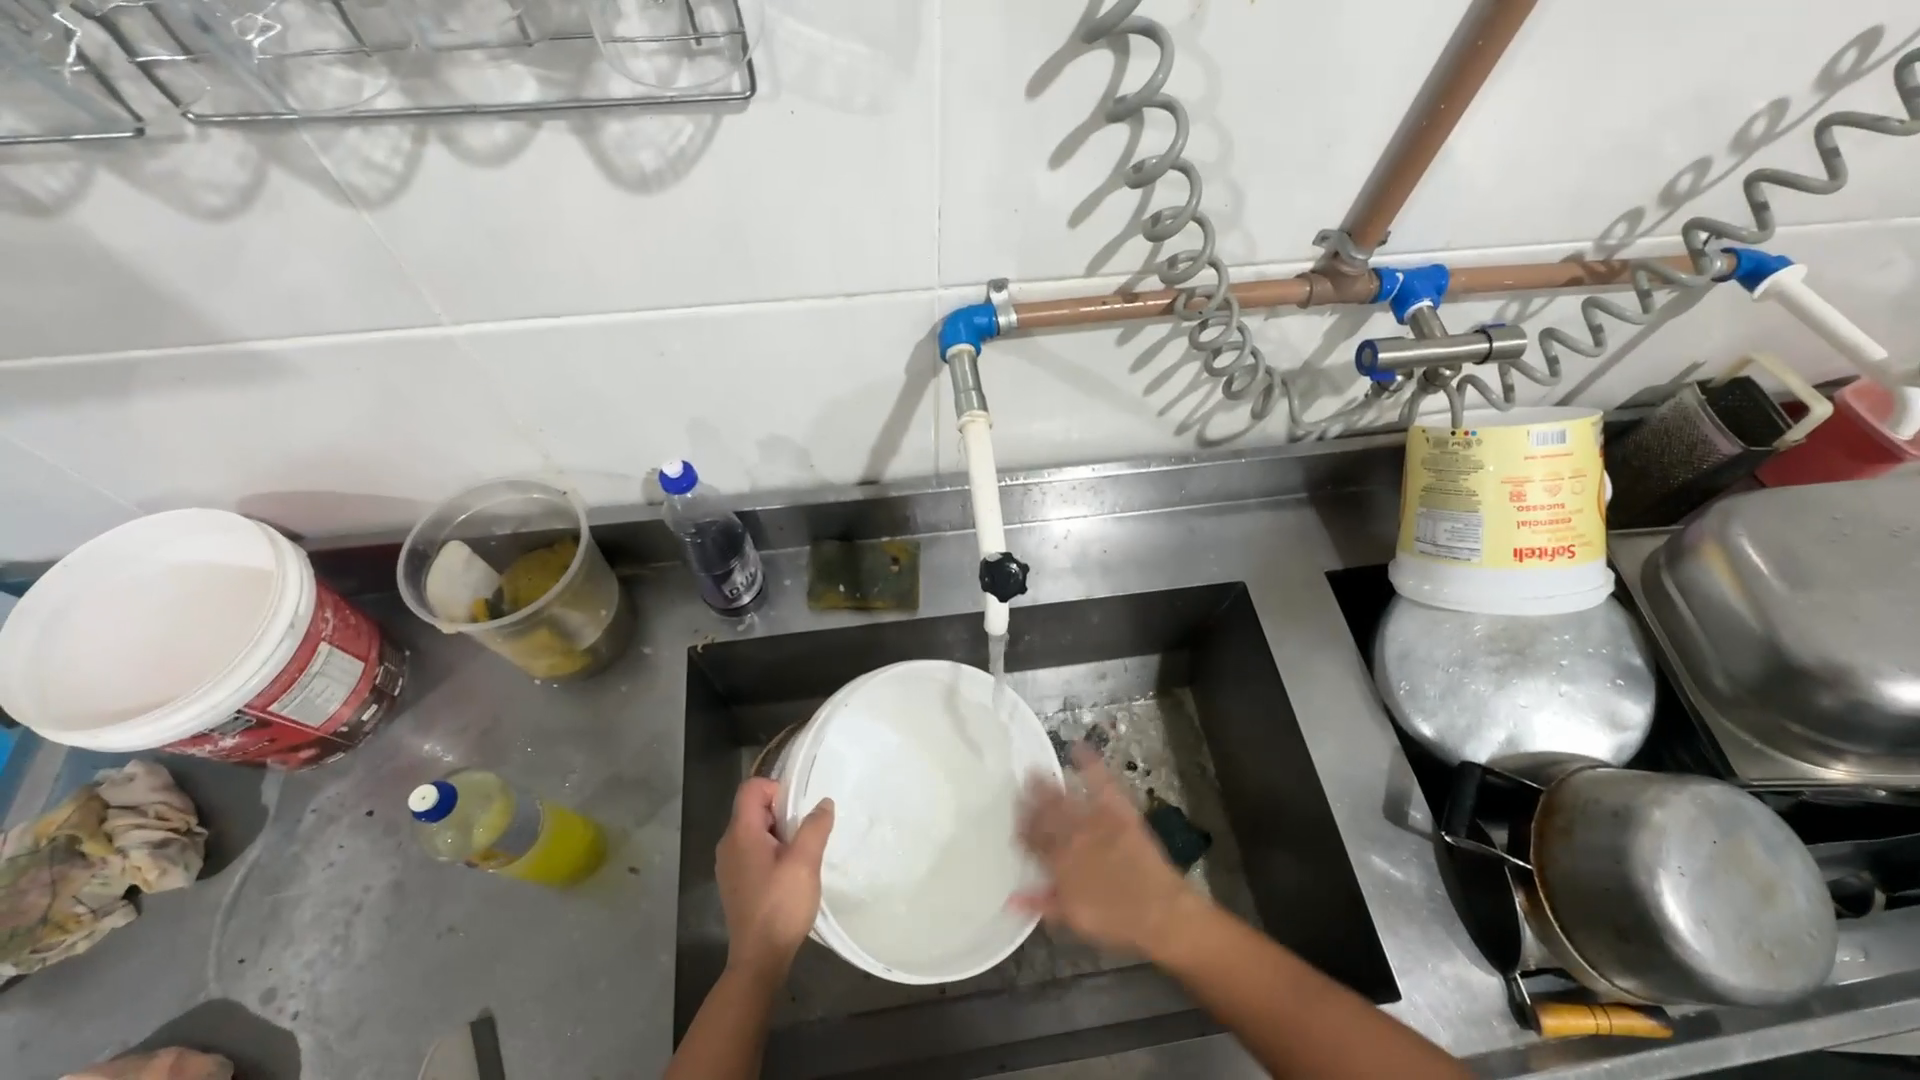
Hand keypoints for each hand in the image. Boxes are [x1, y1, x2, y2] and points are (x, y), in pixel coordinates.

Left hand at [716, 778, 834, 979]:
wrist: (759, 958)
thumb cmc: (780, 906)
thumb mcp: (805, 863)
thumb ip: (814, 827)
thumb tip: (823, 802)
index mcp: (740, 833)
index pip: (751, 788)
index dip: (776, 789)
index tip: (799, 811)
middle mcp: (728, 844)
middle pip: (753, 809)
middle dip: (782, 813)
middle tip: (806, 834)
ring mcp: (729, 865)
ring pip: (754, 831)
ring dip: (779, 834)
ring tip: (801, 855)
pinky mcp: (735, 882)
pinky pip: (752, 851)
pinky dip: (771, 852)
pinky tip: (789, 874)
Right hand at [1015, 743, 1201, 958]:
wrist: (1159, 910)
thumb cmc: (1116, 919)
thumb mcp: (1074, 917)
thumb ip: (1041, 901)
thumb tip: (1012, 899)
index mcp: (1057, 862)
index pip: (1031, 840)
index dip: (1021, 830)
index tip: (1015, 823)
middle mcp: (1071, 837)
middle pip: (1043, 815)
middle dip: (1029, 802)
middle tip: (1019, 789)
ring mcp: (1094, 820)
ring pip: (1063, 798)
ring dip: (1047, 784)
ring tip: (1035, 771)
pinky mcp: (1117, 810)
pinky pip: (1100, 782)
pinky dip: (1089, 763)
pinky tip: (1079, 746)